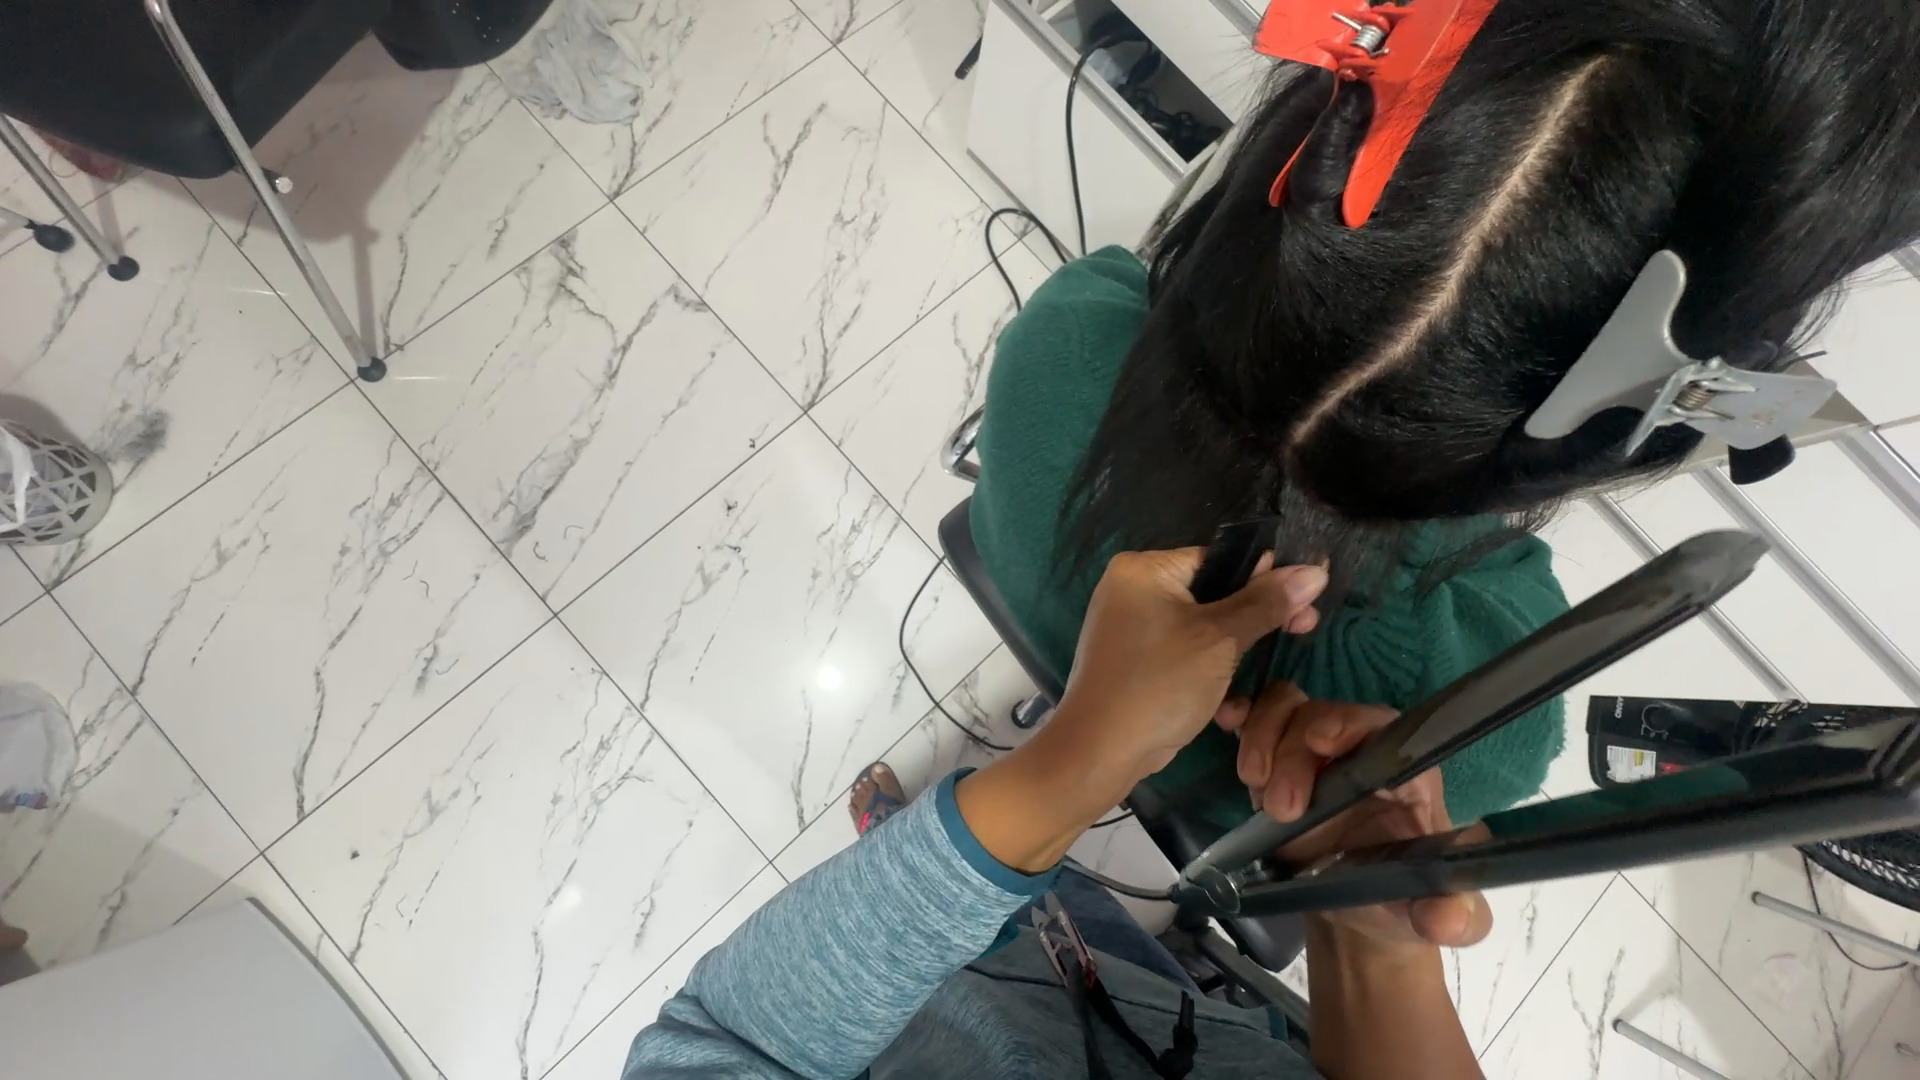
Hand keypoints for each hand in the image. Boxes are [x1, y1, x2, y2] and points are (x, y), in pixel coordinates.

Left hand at [1055, 549, 1326, 783]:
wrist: (1102, 747)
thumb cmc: (1161, 683)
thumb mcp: (1220, 639)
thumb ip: (1266, 603)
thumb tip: (1314, 571)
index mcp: (1142, 568)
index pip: (1218, 558)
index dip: (1265, 579)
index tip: (1306, 603)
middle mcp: (1129, 587)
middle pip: (1209, 589)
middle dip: (1255, 612)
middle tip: (1304, 628)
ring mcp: (1126, 623)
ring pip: (1198, 622)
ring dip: (1234, 641)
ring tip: (1269, 658)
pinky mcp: (1131, 656)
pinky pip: (1180, 645)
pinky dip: (1207, 659)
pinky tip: (1235, 680)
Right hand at [1218, 689, 1490, 949]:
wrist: (1351, 909)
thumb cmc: (1398, 899)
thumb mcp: (1432, 918)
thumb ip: (1450, 918)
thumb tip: (1447, 919)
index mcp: (1403, 774)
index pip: (1380, 727)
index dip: (1348, 723)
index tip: (1320, 742)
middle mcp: (1357, 749)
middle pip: (1320, 715)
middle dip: (1292, 754)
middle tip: (1280, 808)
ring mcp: (1311, 748)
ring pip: (1284, 707)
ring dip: (1262, 737)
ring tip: (1254, 784)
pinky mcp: (1275, 753)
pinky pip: (1255, 714)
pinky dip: (1241, 712)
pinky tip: (1228, 721)